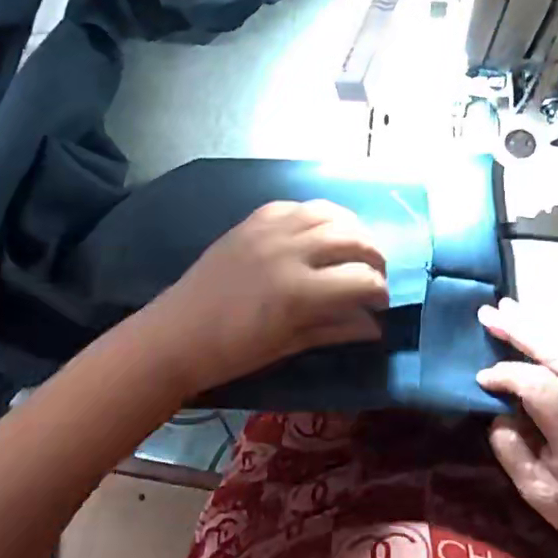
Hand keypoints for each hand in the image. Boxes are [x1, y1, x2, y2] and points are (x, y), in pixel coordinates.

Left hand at [143, 200, 389, 394]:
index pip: (362, 279)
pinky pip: (293, 205)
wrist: (177, 333)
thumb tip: (374, 325)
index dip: (380, 292)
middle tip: (374, 275)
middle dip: (374, 256)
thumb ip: (334, 329)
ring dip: (350, 228)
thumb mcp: (288, 346)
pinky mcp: (249, 222)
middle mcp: (288, 250)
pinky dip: (314, 215)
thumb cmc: (232, 352)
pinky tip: (317, 232)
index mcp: (299, 290)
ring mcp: (267, 230)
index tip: (380, 305)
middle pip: (352, 238)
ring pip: (327, 212)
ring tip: (354, 248)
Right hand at [476, 298, 557, 557]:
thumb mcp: (537, 495)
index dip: (506, 374)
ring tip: (507, 310)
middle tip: (488, 313)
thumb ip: (511, 448)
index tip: (481, 378)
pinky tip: (539, 333)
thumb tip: (497, 409)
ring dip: (541, 328)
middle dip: (523, 330)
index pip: (540, 387)